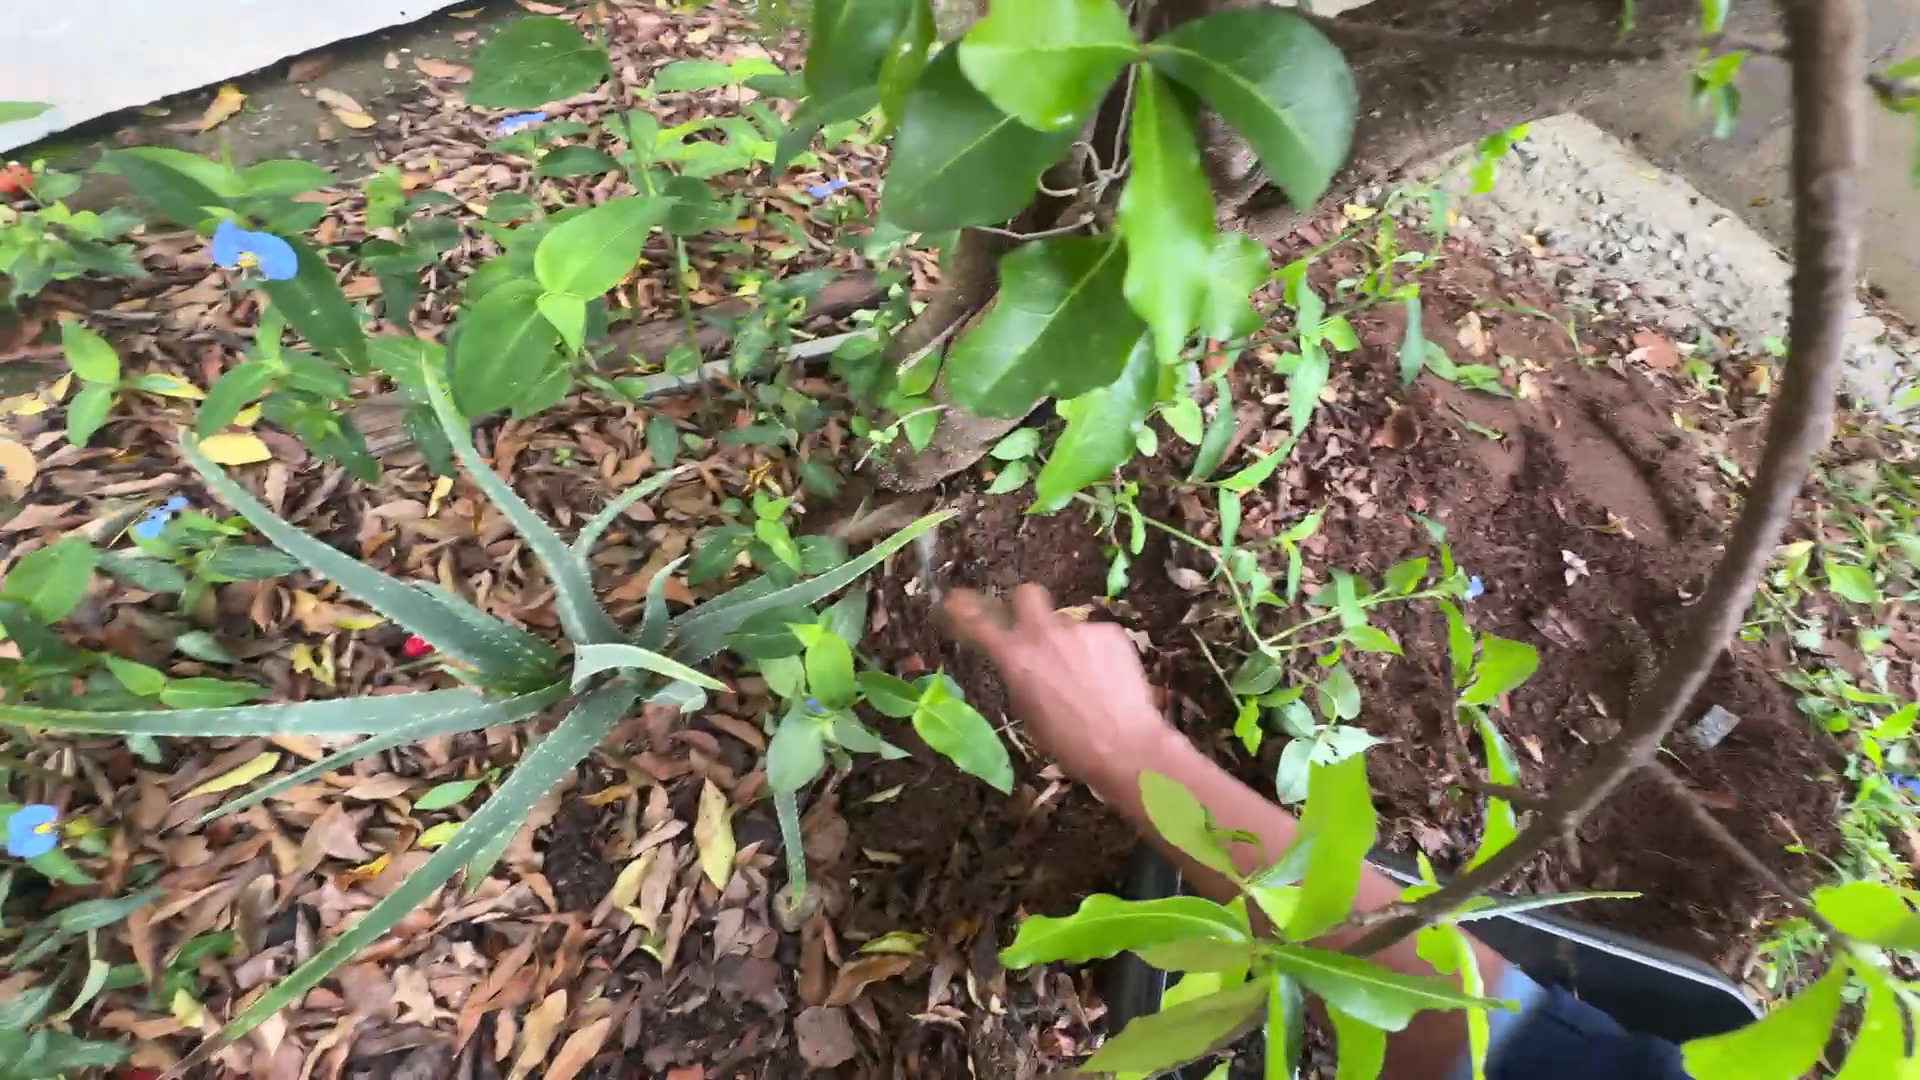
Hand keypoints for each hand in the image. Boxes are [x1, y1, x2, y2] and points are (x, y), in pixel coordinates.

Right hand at [942, 584, 1178, 794]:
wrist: (1125, 746)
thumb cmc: (1070, 744)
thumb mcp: (1029, 713)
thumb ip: (1021, 678)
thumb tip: (1023, 666)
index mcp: (1016, 659)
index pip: (979, 624)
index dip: (963, 609)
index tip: (955, 600)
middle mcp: (1044, 635)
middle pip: (1026, 594)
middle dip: (1025, 605)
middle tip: (1034, 627)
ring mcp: (1079, 630)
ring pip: (1067, 627)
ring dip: (1070, 645)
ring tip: (1088, 679)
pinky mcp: (1110, 632)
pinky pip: (1096, 637)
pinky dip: (1099, 654)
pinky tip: (1108, 680)